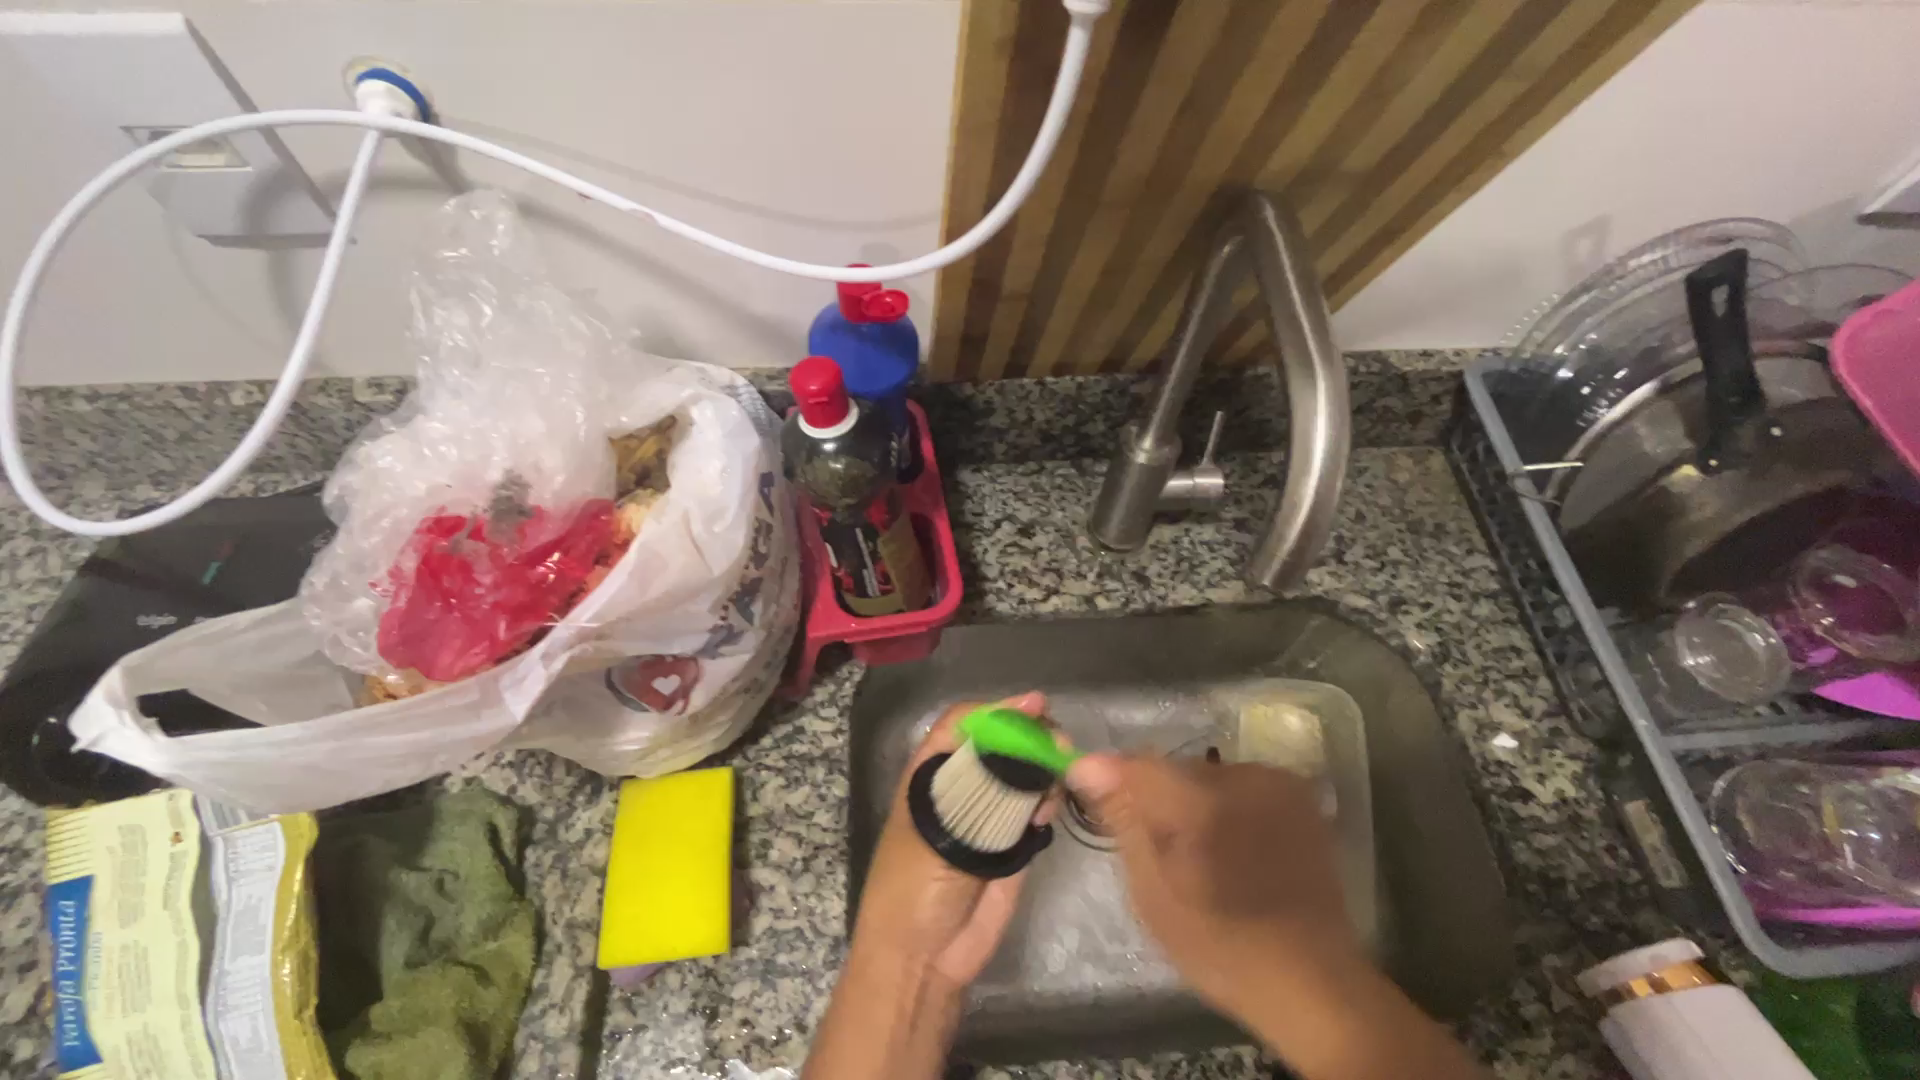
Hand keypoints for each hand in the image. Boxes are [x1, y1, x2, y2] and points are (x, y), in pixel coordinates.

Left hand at [850, 691, 1053, 987]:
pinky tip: (1048, 811)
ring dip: (1043, 768)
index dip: (998, 709)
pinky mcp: (1012, 842)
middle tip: (1058, 746)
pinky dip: (1047, 801)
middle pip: (1001, 742)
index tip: (1035, 707)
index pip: (965, 722)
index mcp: (931, 772)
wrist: (922, 960)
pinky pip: (1035, 808)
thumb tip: (1019, 740)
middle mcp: (962, 786)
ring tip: (1058, 777)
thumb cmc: (912, 886)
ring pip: (1023, 773)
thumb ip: (981, 785)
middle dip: (1029, 737)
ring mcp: (989, 814)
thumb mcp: (937, 827)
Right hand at [1068, 754, 1488, 1079]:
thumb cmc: (1221, 947)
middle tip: (1151, 844)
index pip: (1136, 764)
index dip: (1109, 777)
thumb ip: (1123, 820)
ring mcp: (1276, 784)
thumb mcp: (1152, 894)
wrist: (1314, 980)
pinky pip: (1239, 785)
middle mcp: (1241, 779)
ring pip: (1206, 775)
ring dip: (1190, 800)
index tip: (1091, 798)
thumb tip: (1087, 766)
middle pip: (1173, 768)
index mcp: (1201, 804)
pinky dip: (1224, 806)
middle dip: (1154, 796)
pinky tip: (1231, 847)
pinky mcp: (1298, 795)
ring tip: (1196, 851)